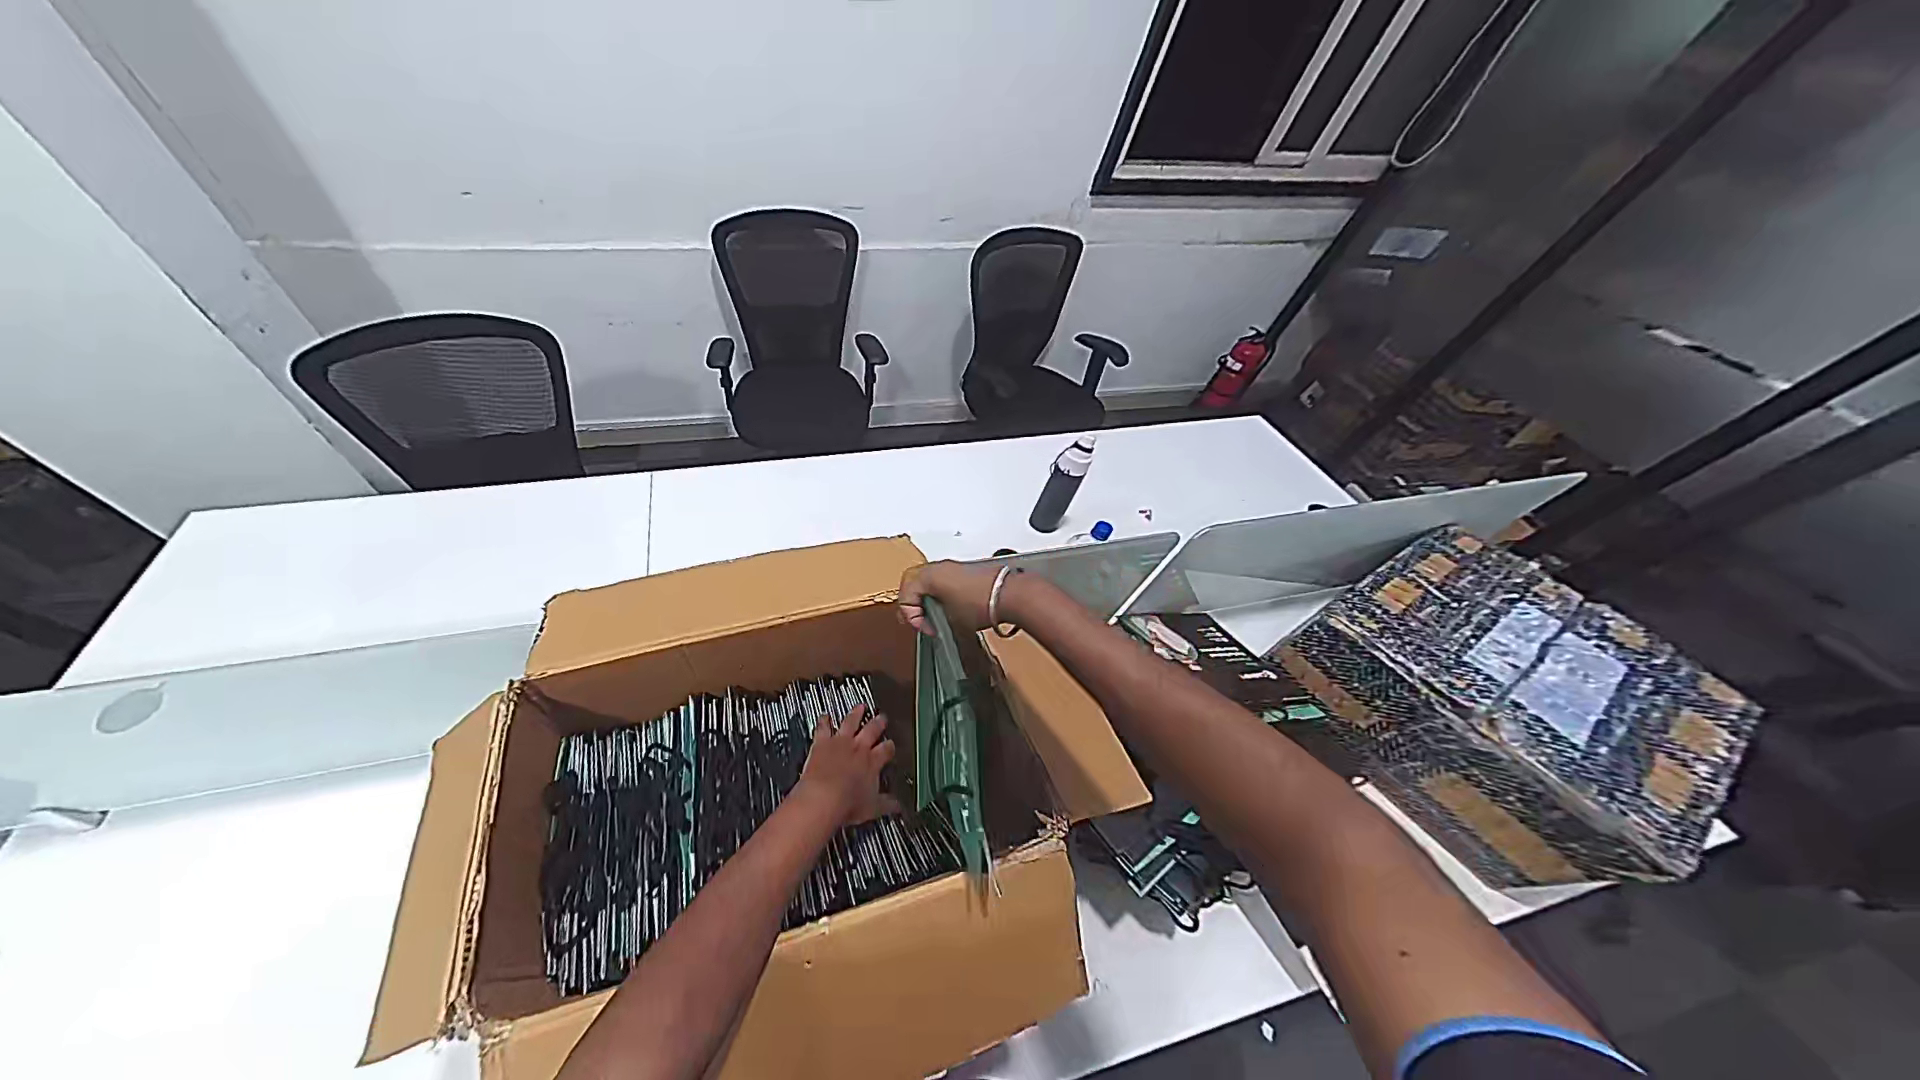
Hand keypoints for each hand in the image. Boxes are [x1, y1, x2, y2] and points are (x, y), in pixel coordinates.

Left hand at [794, 705, 900, 827]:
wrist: (823, 798)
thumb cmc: (847, 804)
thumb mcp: (873, 808)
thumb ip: (887, 804)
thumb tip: (897, 807)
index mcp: (873, 762)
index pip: (886, 749)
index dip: (890, 747)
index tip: (891, 745)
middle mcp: (859, 748)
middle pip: (872, 729)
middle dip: (878, 723)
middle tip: (882, 718)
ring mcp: (840, 742)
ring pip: (851, 722)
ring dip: (856, 713)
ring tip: (860, 706)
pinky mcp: (822, 743)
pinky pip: (824, 727)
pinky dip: (824, 721)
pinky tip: (825, 716)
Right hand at [898, 561, 1004, 635]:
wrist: (1011, 595)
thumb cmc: (982, 603)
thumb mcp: (949, 619)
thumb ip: (932, 619)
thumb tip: (931, 623)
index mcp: (928, 575)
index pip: (905, 595)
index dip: (911, 616)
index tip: (925, 627)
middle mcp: (939, 566)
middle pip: (913, 583)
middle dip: (914, 604)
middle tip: (921, 621)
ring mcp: (954, 567)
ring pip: (929, 581)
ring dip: (928, 599)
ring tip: (936, 618)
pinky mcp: (967, 572)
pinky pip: (945, 581)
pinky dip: (942, 595)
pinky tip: (951, 611)